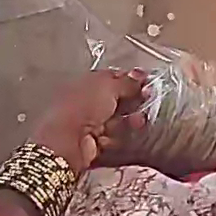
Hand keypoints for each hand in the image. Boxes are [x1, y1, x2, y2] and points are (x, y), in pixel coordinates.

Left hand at [31, 70, 146, 172]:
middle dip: (134, 101)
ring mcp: (91, 121)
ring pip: (119, 119)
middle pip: (119, 99)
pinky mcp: (95, 141)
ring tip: (137, 121)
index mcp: (89, 81)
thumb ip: (127, 81)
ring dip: (130, 120)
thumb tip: (139, 74)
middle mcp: (89, 100)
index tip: (147, 83)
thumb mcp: (109, 86)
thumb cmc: (84, 106)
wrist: (68, 139)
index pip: (115, 77)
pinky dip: (117, 136)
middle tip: (146, 100)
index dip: (132, 79)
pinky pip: (114, 136)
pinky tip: (115, 135)